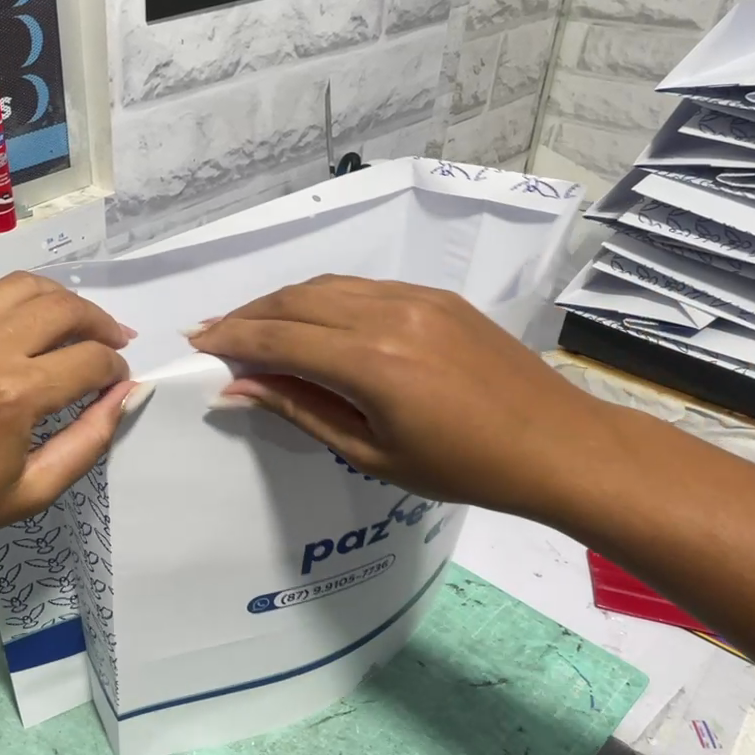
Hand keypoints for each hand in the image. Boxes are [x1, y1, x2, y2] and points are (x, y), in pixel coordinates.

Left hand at [0, 273, 137, 562]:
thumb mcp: (33, 491)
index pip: (90, 360)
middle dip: (99, 322)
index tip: (117, 380)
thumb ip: (89, 440)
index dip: (115, 369)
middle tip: (110, 341)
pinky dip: (5, 295)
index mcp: (14, 394)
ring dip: (57, 300)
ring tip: (69, 322)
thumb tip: (123, 394)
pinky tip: (13, 317)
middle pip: (63, 307)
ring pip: (21, 285)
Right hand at [186, 276, 617, 517]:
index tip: (196, 344)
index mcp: (371, 362)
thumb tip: (238, 389)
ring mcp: (414, 297)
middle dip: (246, 315)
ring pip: (324, 285)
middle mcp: (387, 314)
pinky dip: (319, 298)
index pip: (279, 339)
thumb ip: (299, 410)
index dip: (231, 340)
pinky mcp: (434, 295)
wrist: (558, 445)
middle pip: (294, 301)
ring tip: (249, 325)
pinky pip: (359, 286)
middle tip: (211, 333)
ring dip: (278, 302)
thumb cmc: (462, 468)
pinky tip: (306, 318)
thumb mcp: (370, 453)